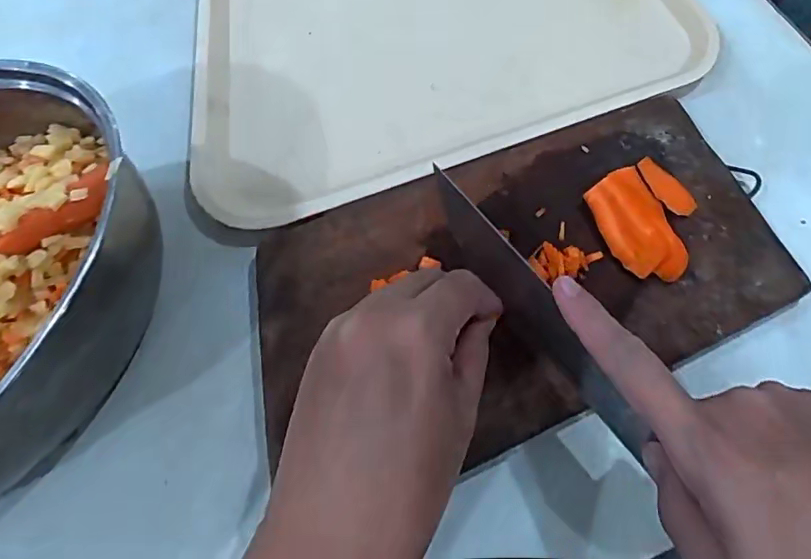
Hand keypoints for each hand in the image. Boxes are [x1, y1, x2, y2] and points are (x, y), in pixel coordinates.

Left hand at [248, 269, 500, 558]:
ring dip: (417, 306)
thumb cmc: (410, 484)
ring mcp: (339, 327)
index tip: (492, 316)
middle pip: (423, 278)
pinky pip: (364, 315)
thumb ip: (473, 352)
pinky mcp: (318, 346)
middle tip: (465, 330)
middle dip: (451, 295)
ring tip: (427, 349)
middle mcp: (373, 314)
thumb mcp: (461, 416)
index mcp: (415, 331)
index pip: (459, 283)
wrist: (329, 535)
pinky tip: (392, 361)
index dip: (483, 295)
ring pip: (392, 292)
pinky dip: (387, 321)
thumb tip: (477, 320)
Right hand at [553, 276, 810, 558]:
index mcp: (710, 449)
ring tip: (794, 522)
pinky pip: (774, 422)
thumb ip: (680, 511)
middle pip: (690, 426)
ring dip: (744, 461)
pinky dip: (780, 452)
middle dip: (700, 465)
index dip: (593, 329)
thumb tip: (664, 455)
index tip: (564, 287)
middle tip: (744, 528)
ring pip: (734, 426)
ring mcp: (783, 400)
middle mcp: (740, 405)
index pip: (635, 374)